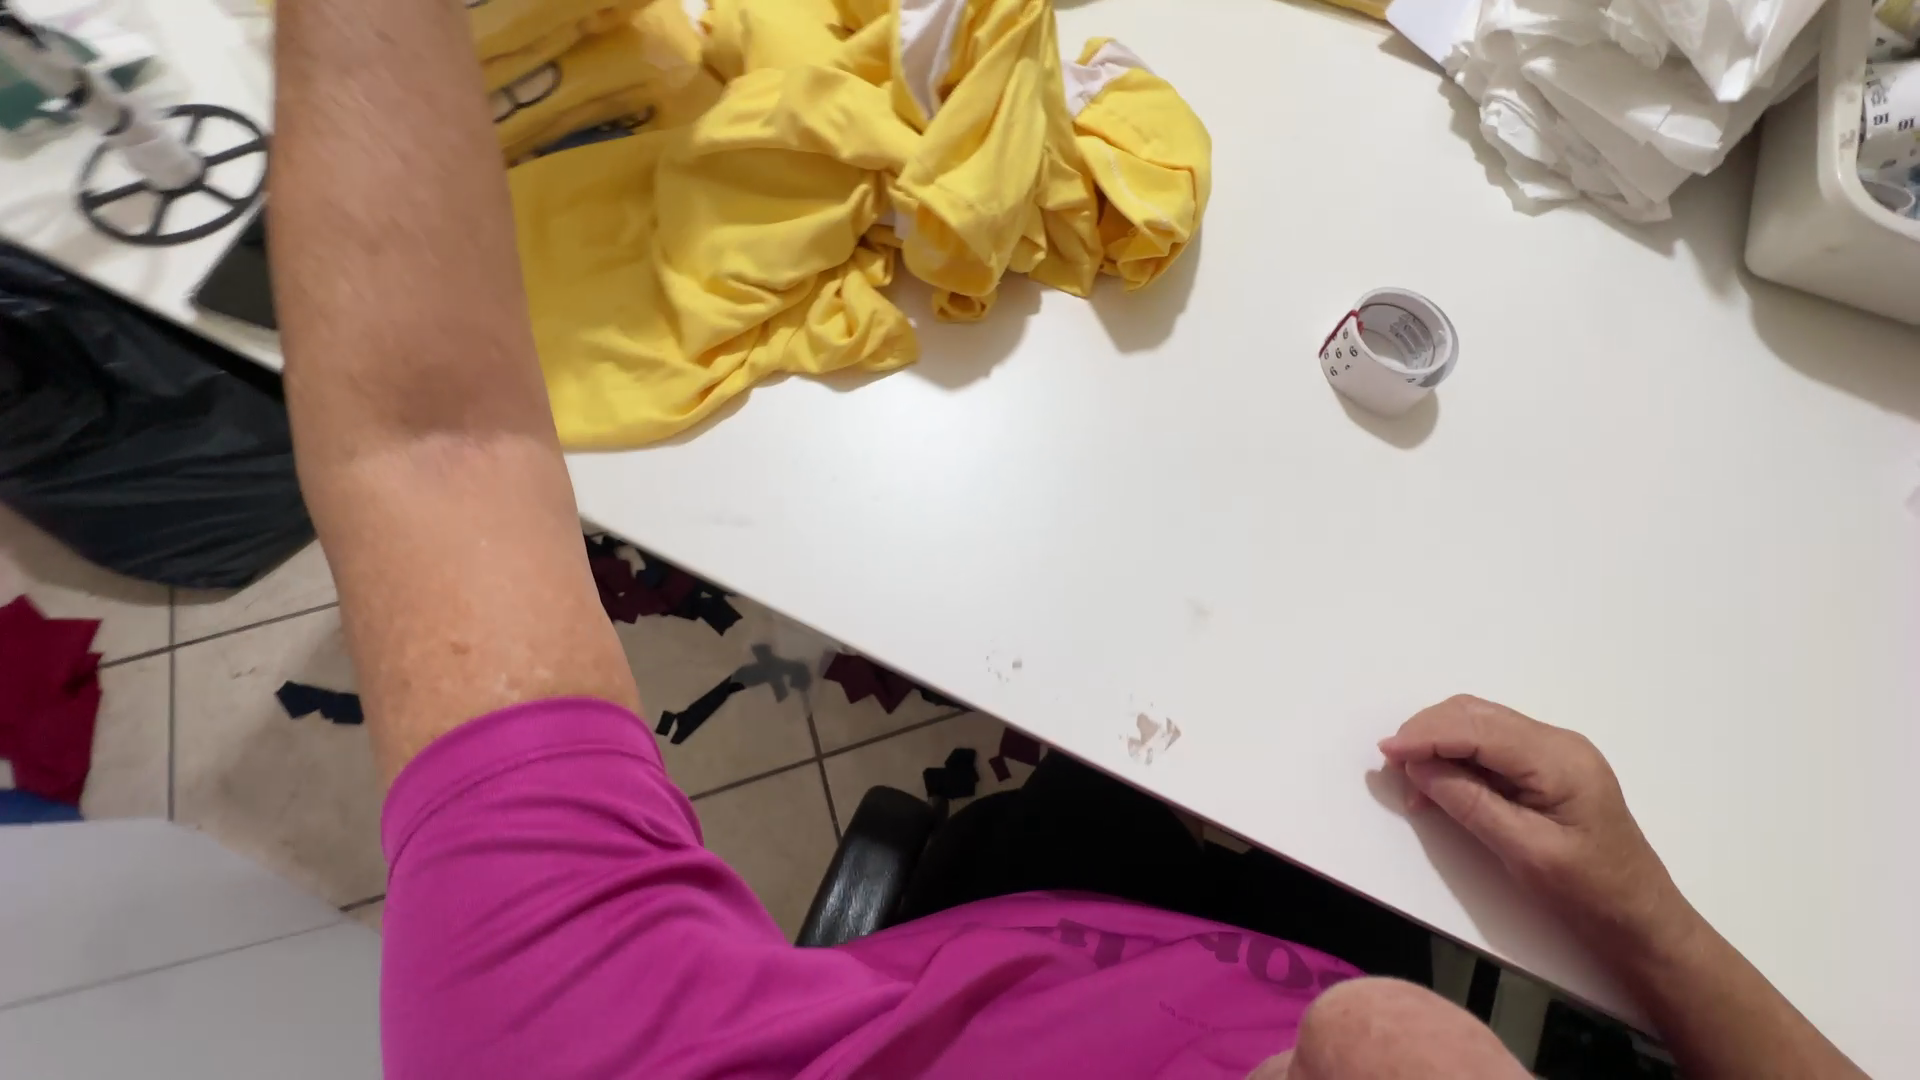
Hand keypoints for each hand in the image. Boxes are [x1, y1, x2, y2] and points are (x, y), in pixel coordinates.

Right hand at [1379, 695, 1693, 953]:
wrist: (1642, 923)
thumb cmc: (1589, 892)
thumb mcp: (1524, 850)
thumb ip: (1467, 802)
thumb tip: (1416, 766)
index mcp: (1558, 759)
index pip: (1476, 729)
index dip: (1425, 735)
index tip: (1385, 752)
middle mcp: (1555, 742)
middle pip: (1473, 714)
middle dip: (1425, 733)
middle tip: (1394, 766)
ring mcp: (1551, 751)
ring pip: (1474, 723)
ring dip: (1435, 742)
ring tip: (1412, 779)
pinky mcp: (1541, 765)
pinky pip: (1484, 743)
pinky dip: (1451, 754)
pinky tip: (1437, 784)